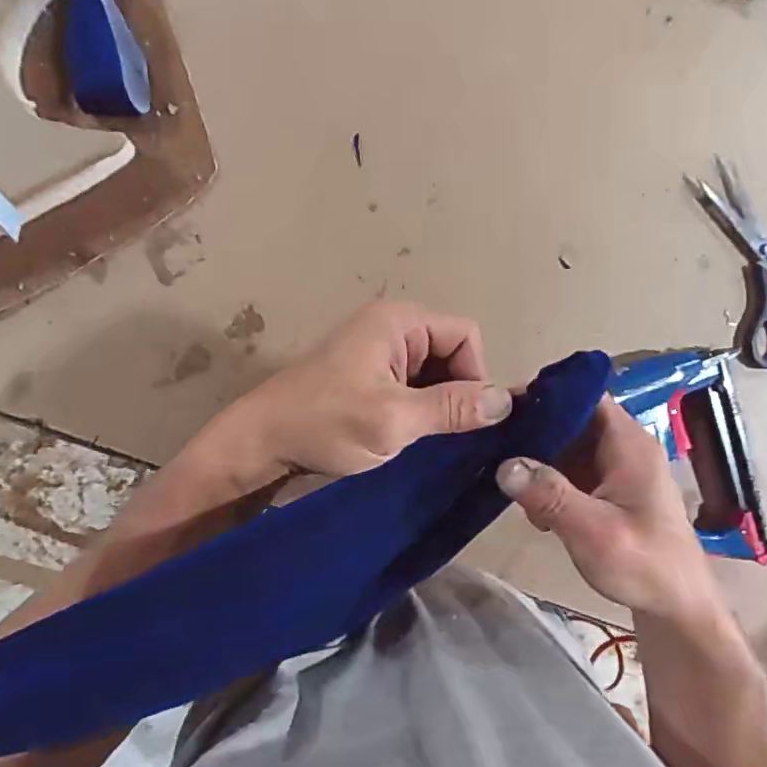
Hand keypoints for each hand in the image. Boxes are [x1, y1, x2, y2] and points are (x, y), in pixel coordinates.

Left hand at [198, 301, 513, 486]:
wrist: (258, 444)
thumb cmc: (323, 425)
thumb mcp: (394, 420)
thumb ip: (452, 408)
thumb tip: (508, 401)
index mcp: (397, 322)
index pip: (465, 336)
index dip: (475, 376)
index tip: (465, 420)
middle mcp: (389, 329)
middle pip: (451, 354)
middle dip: (456, 394)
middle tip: (445, 436)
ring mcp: (375, 354)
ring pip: (432, 375)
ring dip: (436, 407)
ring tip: (424, 440)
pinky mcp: (365, 378)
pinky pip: (410, 388)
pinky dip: (418, 412)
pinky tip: (408, 439)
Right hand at [496, 397, 718, 619]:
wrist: (678, 607)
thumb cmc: (644, 565)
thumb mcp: (592, 530)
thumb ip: (549, 495)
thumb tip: (504, 464)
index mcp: (628, 443)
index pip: (585, 396)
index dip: (547, 396)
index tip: (505, 409)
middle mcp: (625, 447)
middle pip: (572, 420)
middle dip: (535, 431)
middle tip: (492, 445)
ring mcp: (619, 470)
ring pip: (569, 447)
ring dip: (540, 460)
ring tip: (504, 477)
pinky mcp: (612, 492)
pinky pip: (574, 472)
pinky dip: (551, 482)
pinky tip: (531, 506)